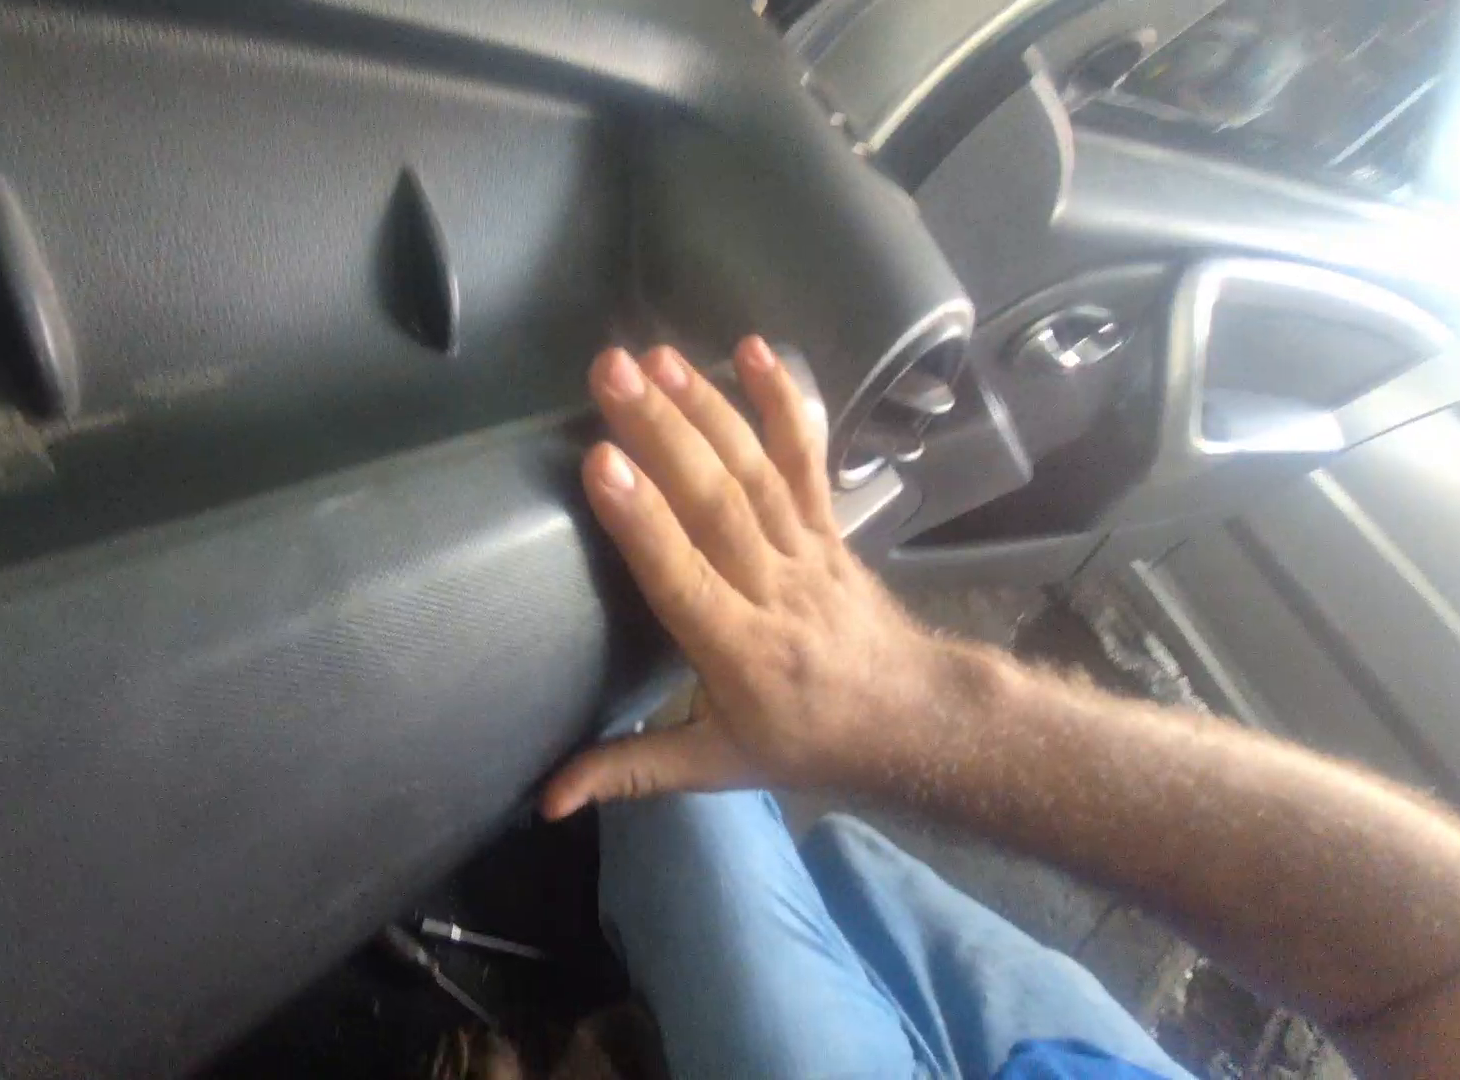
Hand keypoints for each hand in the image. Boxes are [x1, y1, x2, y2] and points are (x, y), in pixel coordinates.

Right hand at [540, 337, 959, 819]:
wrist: (912, 718)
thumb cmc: (803, 740)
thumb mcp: (714, 766)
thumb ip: (629, 771)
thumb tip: (547, 800)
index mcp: (738, 650)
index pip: (683, 577)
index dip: (643, 521)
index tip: (600, 462)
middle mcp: (773, 586)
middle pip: (717, 502)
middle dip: (663, 431)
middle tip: (612, 372)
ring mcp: (806, 546)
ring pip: (755, 470)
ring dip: (707, 407)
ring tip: (658, 356)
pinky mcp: (827, 524)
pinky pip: (807, 458)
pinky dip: (784, 401)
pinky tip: (754, 348)